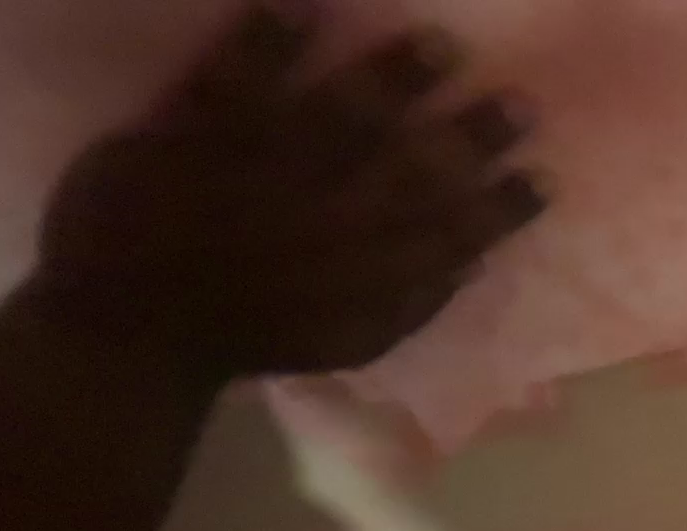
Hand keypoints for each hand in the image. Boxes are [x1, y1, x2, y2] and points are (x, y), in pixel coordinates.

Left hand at [32, 4, 545, 384]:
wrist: (142, 322)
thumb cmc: (266, 336)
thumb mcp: (359, 342)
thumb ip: (418, 304)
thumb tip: (474, 264)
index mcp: (376, 272)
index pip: (459, 234)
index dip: (505, 206)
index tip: (545, 177)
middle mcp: (338, 218)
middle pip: (418, 169)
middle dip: (474, 135)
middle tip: (521, 101)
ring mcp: (272, 171)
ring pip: (345, 119)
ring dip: (396, 78)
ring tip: (442, 43)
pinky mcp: (201, 135)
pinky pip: (240, 80)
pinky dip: (270, 40)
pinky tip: (305, 4)